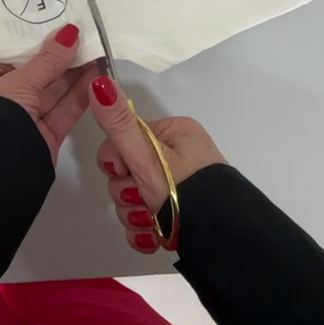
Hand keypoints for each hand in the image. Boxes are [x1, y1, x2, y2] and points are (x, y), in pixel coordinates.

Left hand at [0, 24, 93, 162]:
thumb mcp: (18, 83)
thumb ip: (47, 60)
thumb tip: (69, 32)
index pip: (9, 55)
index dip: (33, 41)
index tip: (56, 24)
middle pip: (34, 73)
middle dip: (59, 56)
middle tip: (85, 35)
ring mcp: (22, 120)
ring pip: (51, 92)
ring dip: (74, 73)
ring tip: (97, 50)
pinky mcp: (43, 137)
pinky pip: (63, 111)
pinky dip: (80, 95)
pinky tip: (98, 76)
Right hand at [90, 75, 225, 253]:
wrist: (224, 244)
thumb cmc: (185, 193)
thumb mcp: (146, 157)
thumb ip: (119, 123)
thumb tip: (98, 80)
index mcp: (173, 134)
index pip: (122, 139)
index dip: (115, 161)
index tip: (123, 173)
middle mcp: (178, 156)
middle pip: (125, 172)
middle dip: (127, 193)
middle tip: (141, 201)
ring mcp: (179, 188)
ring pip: (133, 198)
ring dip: (135, 215)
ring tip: (152, 223)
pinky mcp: (180, 215)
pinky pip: (146, 220)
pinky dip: (145, 231)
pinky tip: (153, 236)